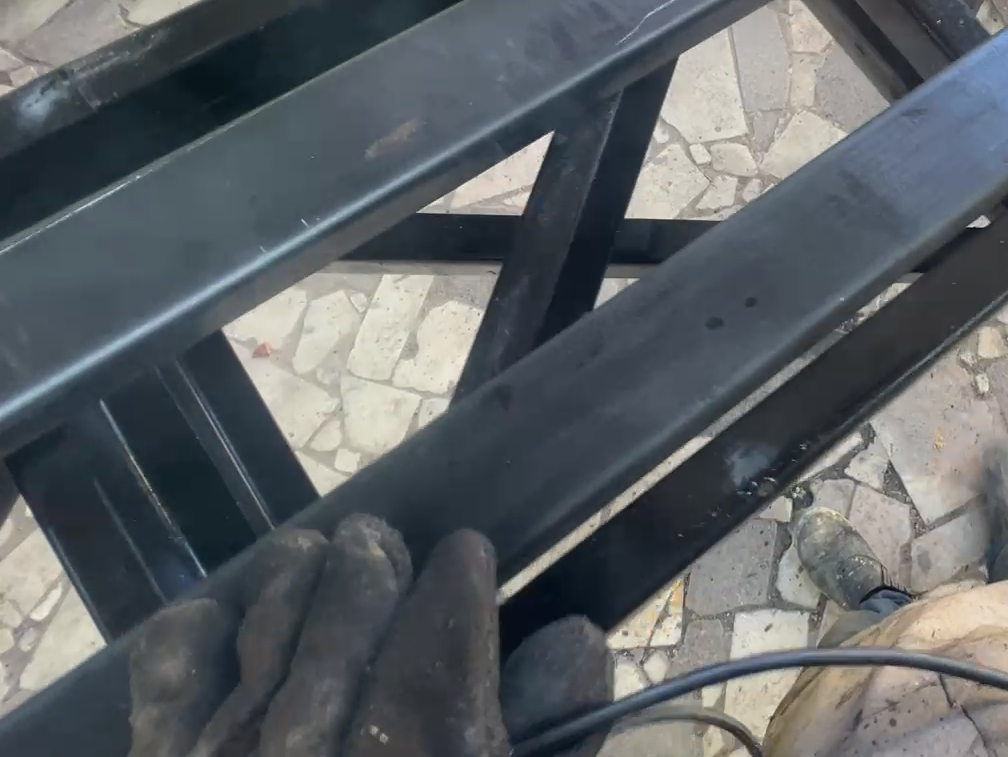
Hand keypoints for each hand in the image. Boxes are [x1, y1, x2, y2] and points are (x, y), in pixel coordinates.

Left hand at [127, 515, 610, 756]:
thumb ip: (556, 718)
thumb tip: (576, 634)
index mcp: (432, 754)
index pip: (442, 635)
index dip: (457, 576)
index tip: (466, 550)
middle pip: (348, 627)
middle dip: (368, 565)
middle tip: (375, 536)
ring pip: (264, 642)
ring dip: (289, 584)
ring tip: (309, 551)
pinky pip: (168, 695)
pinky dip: (187, 645)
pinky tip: (213, 615)